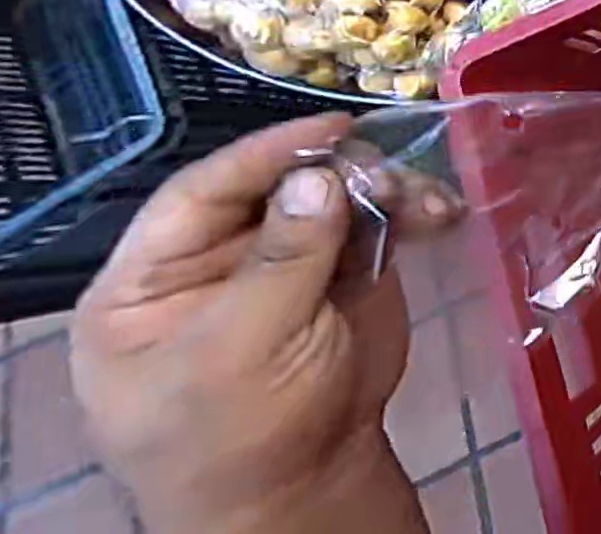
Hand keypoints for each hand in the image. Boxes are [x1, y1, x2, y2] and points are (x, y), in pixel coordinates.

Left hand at [71, 114, 460, 533]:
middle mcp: (227, 253)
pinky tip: (442, 214)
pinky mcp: (352, 262)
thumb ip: (282, 260)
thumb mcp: (244, 349)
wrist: (311, 471)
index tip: (332, 128)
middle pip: (287, 183)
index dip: (265, 154)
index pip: (203, 192)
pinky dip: (416, 209)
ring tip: (427, 205)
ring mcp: (296, 255)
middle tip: (391, 181)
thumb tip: (320, 176)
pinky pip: (385, 217)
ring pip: (346, 193)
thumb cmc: (240, 429)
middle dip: (346, 173)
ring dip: (393, 190)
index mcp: (158, 276)